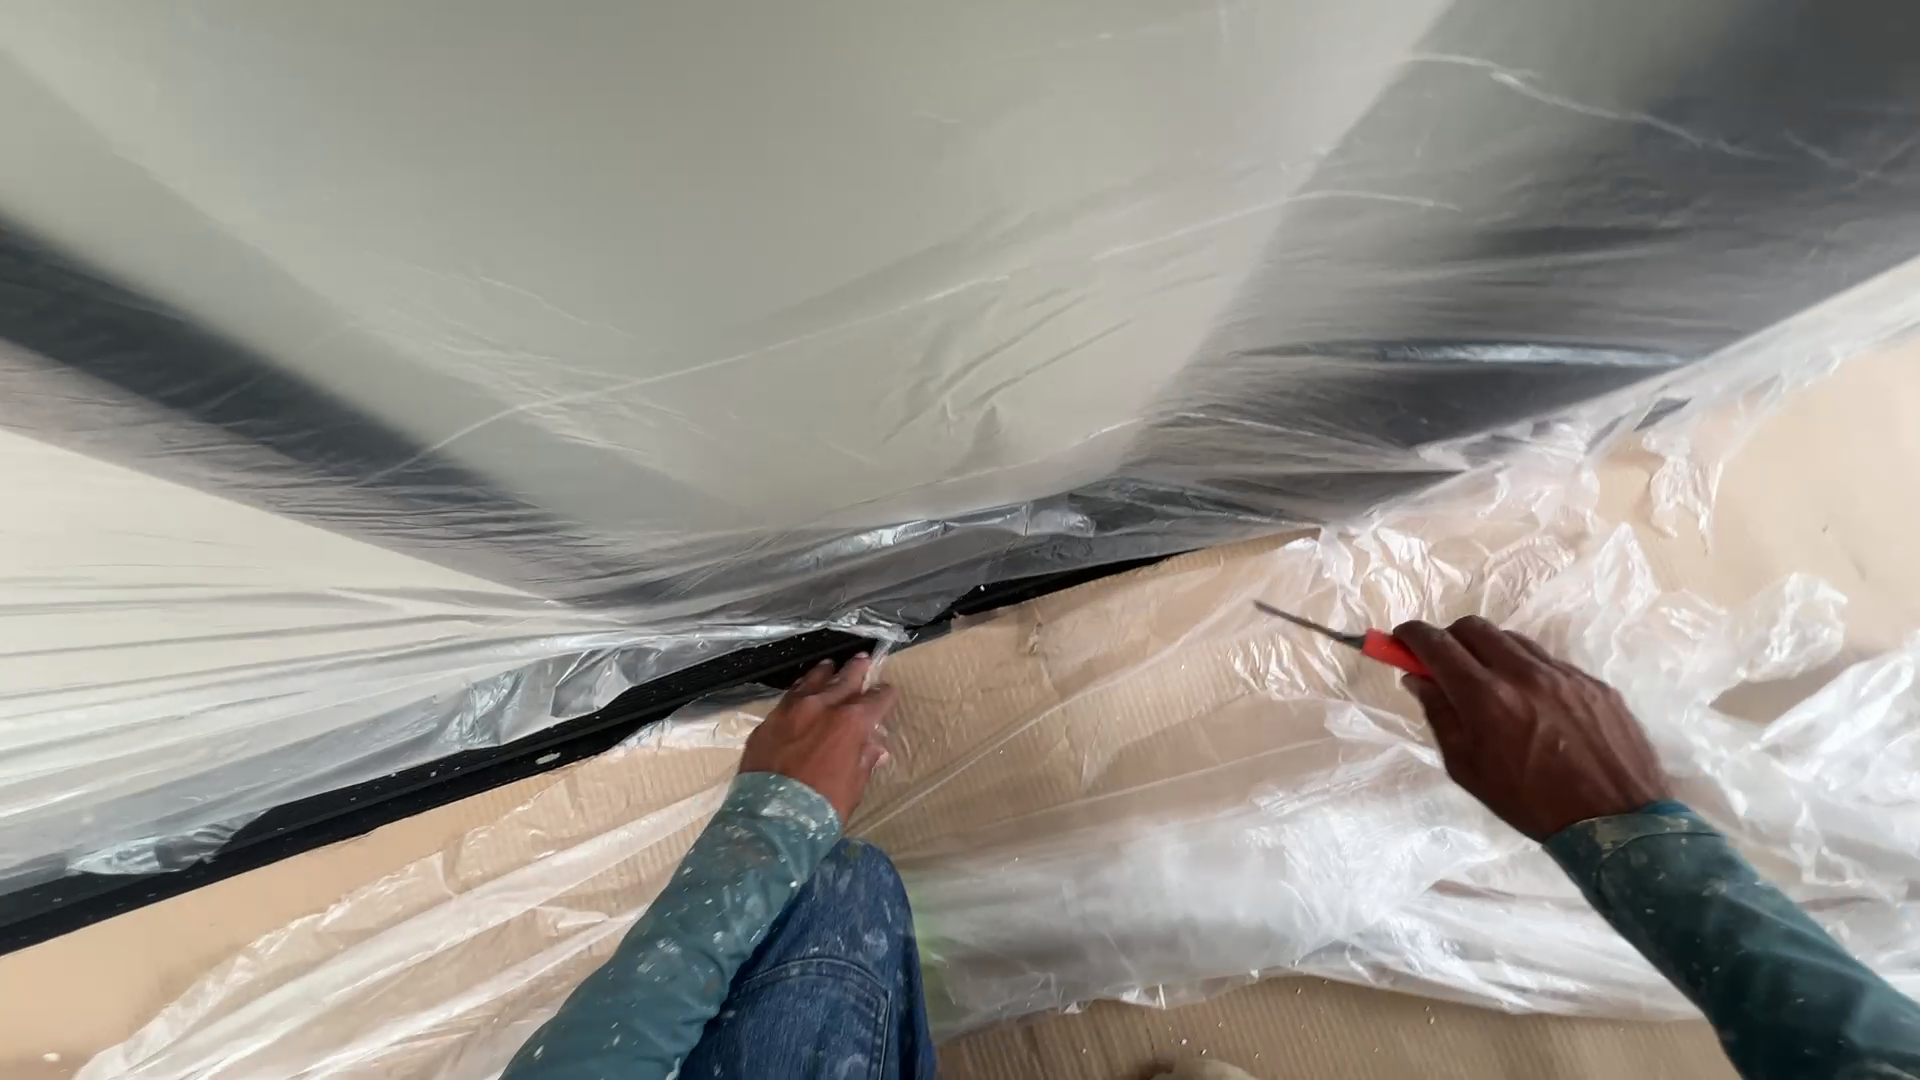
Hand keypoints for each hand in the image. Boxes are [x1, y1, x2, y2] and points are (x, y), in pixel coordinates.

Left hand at [739, 654, 897, 824]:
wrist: (769, 821)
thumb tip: (874, 748)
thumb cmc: (821, 808)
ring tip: (831, 665)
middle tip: (864, 659)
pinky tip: (802, 689)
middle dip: (857, 670)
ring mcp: (792, 710)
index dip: (885, 696)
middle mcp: (822, 707)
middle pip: (845, 679)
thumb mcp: (854, 787)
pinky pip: (790, 696)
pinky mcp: (769, 721)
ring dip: (826, 673)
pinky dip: (801, 690)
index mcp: (851, 723)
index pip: (876, 700)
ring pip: (813, 680)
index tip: (888, 694)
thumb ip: (864, 761)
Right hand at [1394, 616, 1671, 840]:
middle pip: (1473, 627)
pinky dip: (1526, 670)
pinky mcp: (1594, 684)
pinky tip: (1531, 701)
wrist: (1617, 825)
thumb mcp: (1465, 766)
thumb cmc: (1527, 801)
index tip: (1401, 639)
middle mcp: (1523, 675)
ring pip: (1512, 639)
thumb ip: (1438, 714)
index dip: (1410, 634)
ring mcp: (1564, 676)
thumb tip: (1417, 679)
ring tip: (1491, 682)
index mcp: (1485, 697)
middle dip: (1449, 637)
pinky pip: (1548, 661)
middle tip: (1445, 662)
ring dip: (1489, 650)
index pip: (1435, 644)